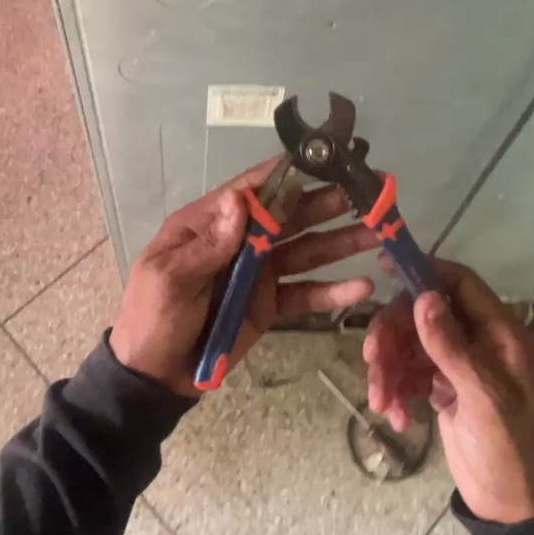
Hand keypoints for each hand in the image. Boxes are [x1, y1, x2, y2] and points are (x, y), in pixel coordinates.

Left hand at [112, 157, 380, 397]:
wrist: (153, 376)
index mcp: (211, 223)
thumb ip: (209, 244)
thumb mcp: (170, 277)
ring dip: (342, 241)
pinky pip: (306, 293)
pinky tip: (362, 287)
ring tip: (381, 232)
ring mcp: (259, 273)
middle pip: (291, 215)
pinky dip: (333, 291)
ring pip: (308, 250)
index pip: (253, 189)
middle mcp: (241, 241)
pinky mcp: (270, 305)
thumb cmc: (152, 317)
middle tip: (373, 191)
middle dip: (330, 201)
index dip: (290, 173)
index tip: (328, 159)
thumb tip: (240, 199)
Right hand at [364, 260, 533, 523]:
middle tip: (372, 360)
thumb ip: (452, 348)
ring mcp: (458, 364)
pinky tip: (393, 415)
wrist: (512, 506)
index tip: (384, 265)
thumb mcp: (484, 399)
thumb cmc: (510, 449)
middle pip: (423, 314)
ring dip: (389, 368)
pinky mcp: (441, 387)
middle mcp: (478, 341)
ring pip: (410, 343)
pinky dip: (395, 389)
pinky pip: (408, 372)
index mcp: (501, 334)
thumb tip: (424, 298)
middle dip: (393, 334)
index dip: (424, 270)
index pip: (460, 283)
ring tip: (380, 401)